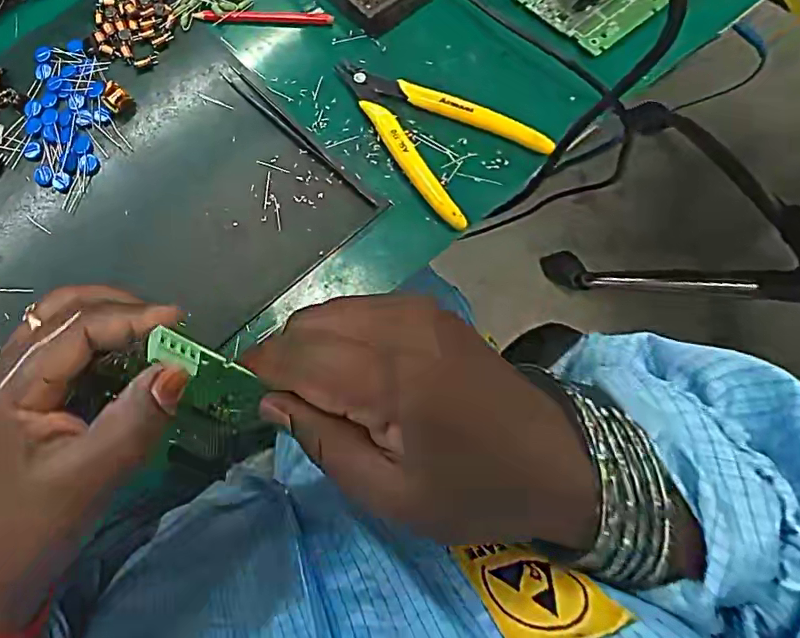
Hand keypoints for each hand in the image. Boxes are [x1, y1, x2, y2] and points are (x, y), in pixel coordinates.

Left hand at [0, 286, 188, 633]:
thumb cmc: (35, 530)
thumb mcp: (89, 479)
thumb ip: (134, 423)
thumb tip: (177, 372)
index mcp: (11, 387)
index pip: (75, 329)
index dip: (128, 318)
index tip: (174, 321)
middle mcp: (5, 369)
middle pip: (62, 310)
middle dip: (117, 307)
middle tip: (164, 322)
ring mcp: (11, 375)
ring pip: (59, 319)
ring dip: (105, 314)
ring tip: (148, 329)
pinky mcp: (25, 388)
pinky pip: (61, 343)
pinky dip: (96, 337)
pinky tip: (122, 351)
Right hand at [242, 293, 598, 548]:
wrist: (558, 457)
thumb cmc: (473, 490)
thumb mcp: (391, 496)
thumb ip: (321, 443)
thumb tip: (269, 402)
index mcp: (388, 379)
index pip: (295, 357)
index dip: (260, 371)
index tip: (242, 390)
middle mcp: (393, 326)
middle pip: (303, 326)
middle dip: (281, 359)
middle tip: (287, 401)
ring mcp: (408, 307)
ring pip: (323, 310)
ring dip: (306, 343)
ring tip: (320, 386)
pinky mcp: (418, 303)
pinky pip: (351, 307)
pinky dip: (334, 332)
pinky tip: (351, 365)